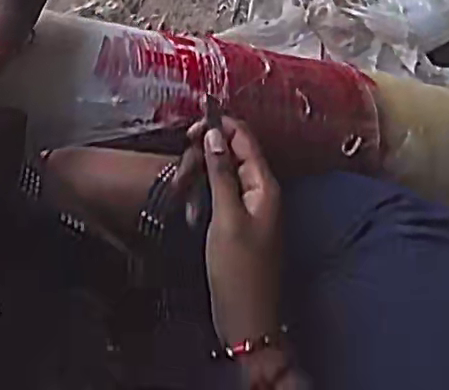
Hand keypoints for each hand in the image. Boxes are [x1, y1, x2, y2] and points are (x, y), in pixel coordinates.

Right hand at [197, 116, 282, 348]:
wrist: (247, 323)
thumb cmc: (238, 270)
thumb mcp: (226, 217)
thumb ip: (220, 172)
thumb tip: (213, 133)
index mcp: (265, 185)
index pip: (245, 138)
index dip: (220, 125)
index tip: (191, 127)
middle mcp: (261, 189)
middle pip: (233, 150)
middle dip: (206, 150)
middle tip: (183, 162)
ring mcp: (251, 204)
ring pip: (224, 169)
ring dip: (202, 171)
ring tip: (183, 185)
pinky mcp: (239, 217)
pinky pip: (222, 188)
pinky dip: (205, 188)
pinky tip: (191, 200)